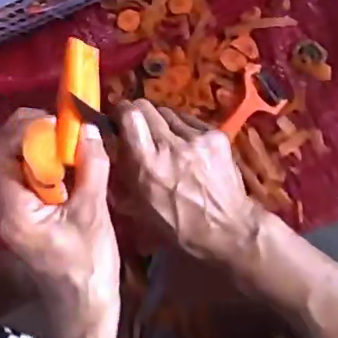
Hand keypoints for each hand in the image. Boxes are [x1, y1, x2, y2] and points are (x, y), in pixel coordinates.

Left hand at [0, 109, 119, 337]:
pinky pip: (24, 170)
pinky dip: (42, 155)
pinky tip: (66, 156)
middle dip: (29, 129)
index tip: (57, 122)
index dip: (24, 128)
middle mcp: (3, 204)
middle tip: (62, 125)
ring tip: (66, 137)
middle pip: (1, 149)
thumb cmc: (89, 270)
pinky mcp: (24, 208)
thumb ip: (90, 169)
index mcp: (13, 209)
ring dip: (36, 140)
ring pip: (11, 157)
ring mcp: (11, 206)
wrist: (84, 311)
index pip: (0, 151)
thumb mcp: (93, 216)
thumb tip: (87, 128)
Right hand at [115, 100, 273, 270]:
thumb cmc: (178, 227)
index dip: (120, 111)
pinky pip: (190, 120)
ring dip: (161, 122)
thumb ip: (121, 173)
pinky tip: (186, 146)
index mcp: (147, 162)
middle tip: (139, 128)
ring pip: (168, 112)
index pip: (129, 114)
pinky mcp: (215, 135)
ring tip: (165, 140)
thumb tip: (108, 146)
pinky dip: (183, 128)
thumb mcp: (137, 207)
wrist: (229, 231)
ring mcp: (195, 137)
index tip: (117, 117)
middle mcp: (170, 143)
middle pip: (146, 106)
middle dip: (138, 113)